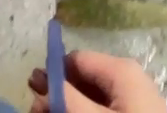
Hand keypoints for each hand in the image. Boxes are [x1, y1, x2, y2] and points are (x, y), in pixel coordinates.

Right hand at [25, 50, 166, 112]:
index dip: (54, 73)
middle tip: (35, 110)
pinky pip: (105, 109)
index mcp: (120, 69)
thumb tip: (42, 84)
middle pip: (83, 79)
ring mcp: (133, 99)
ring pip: (92, 96)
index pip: (77, 60)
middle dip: (59, 94)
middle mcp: (126, 78)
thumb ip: (67, 100)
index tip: (33, 92)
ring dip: (70, 106)